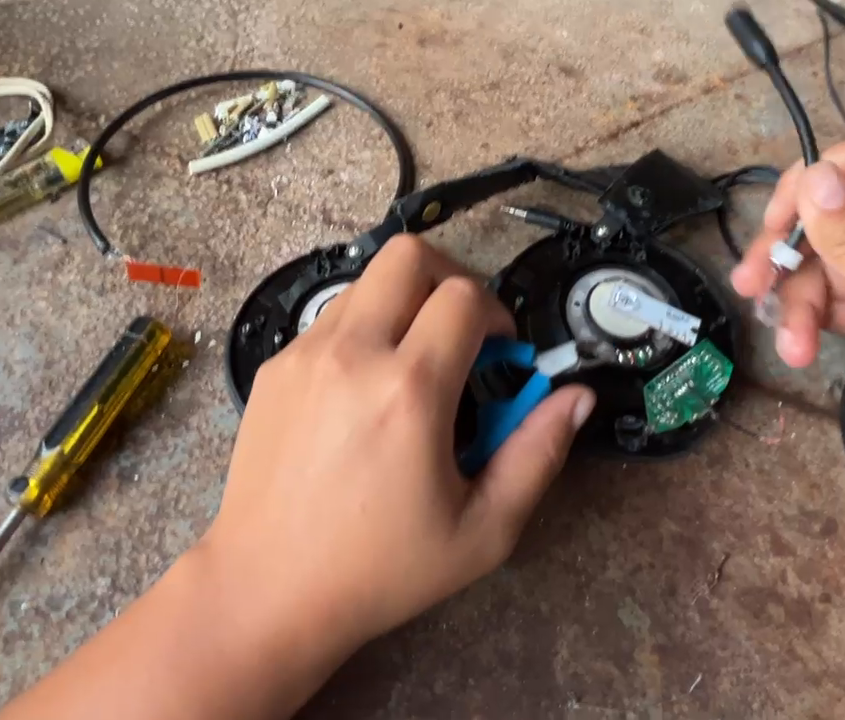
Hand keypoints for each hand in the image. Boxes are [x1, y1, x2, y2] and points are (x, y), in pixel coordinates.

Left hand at [197, 235, 595, 655]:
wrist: (266, 589)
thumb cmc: (381, 568)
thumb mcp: (482, 529)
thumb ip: (538, 453)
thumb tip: (578, 396)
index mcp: (409, 389)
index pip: (464, 296)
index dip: (497, 312)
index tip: (501, 351)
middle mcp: (353, 353)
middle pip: (408, 255)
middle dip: (449, 276)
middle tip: (462, 327)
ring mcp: (305, 353)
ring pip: (367, 281)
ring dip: (404, 302)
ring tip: (415, 360)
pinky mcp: (275, 365)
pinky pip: (331, 318)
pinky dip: (364, 330)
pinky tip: (366, 388)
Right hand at [729, 140, 844, 500]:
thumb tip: (811, 174)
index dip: (811, 186)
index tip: (777, 227)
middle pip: (827, 217)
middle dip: (786, 249)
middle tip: (751, 283)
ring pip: (819, 265)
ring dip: (793, 299)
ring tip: (786, 341)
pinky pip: (828, 303)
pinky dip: (806, 322)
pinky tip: (797, 350)